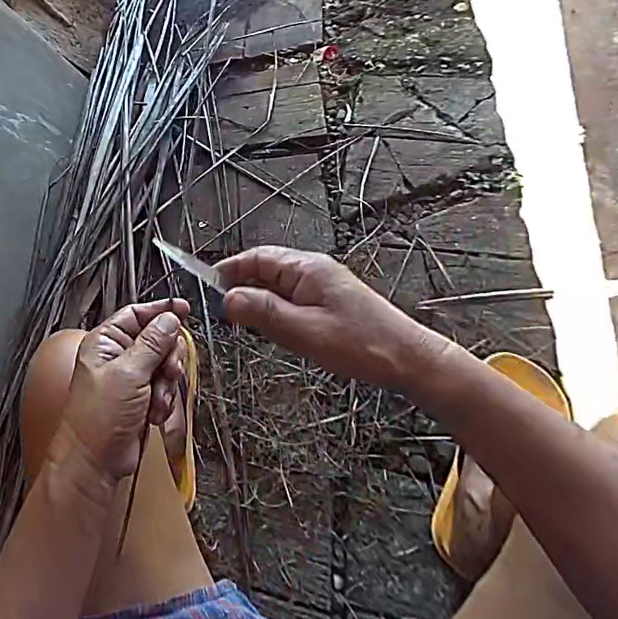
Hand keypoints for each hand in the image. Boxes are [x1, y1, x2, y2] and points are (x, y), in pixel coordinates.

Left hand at [49, 298, 191, 495]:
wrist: (95, 461)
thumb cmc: (97, 418)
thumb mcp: (128, 373)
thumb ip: (152, 343)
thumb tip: (169, 318)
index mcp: (105, 342)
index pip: (136, 313)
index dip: (160, 310)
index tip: (182, 308)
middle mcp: (116, 356)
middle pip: (157, 339)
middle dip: (167, 357)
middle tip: (167, 371)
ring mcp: (129, 378)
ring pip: (164, 365)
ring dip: (166, 384)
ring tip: (155, 399)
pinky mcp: (140, 398)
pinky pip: (164, 388)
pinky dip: (164, 401)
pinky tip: (154, 413)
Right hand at [214, 246, 470, 389]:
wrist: (409, 361)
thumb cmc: (362, 345)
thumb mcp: (303, 331)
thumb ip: (262, 312)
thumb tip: (228, 299)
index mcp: (306, 267)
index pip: (255, 258)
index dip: (228, 270)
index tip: (207, 286)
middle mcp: (313, 269)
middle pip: (264, 269)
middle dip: (242, 287)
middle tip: (225, 312)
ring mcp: (322, 284)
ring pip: (277, 286)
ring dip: (260, 301)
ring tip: (248, 325)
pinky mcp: (329, 301)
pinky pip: (292, 298)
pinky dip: (276, 310)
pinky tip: (276, 330)